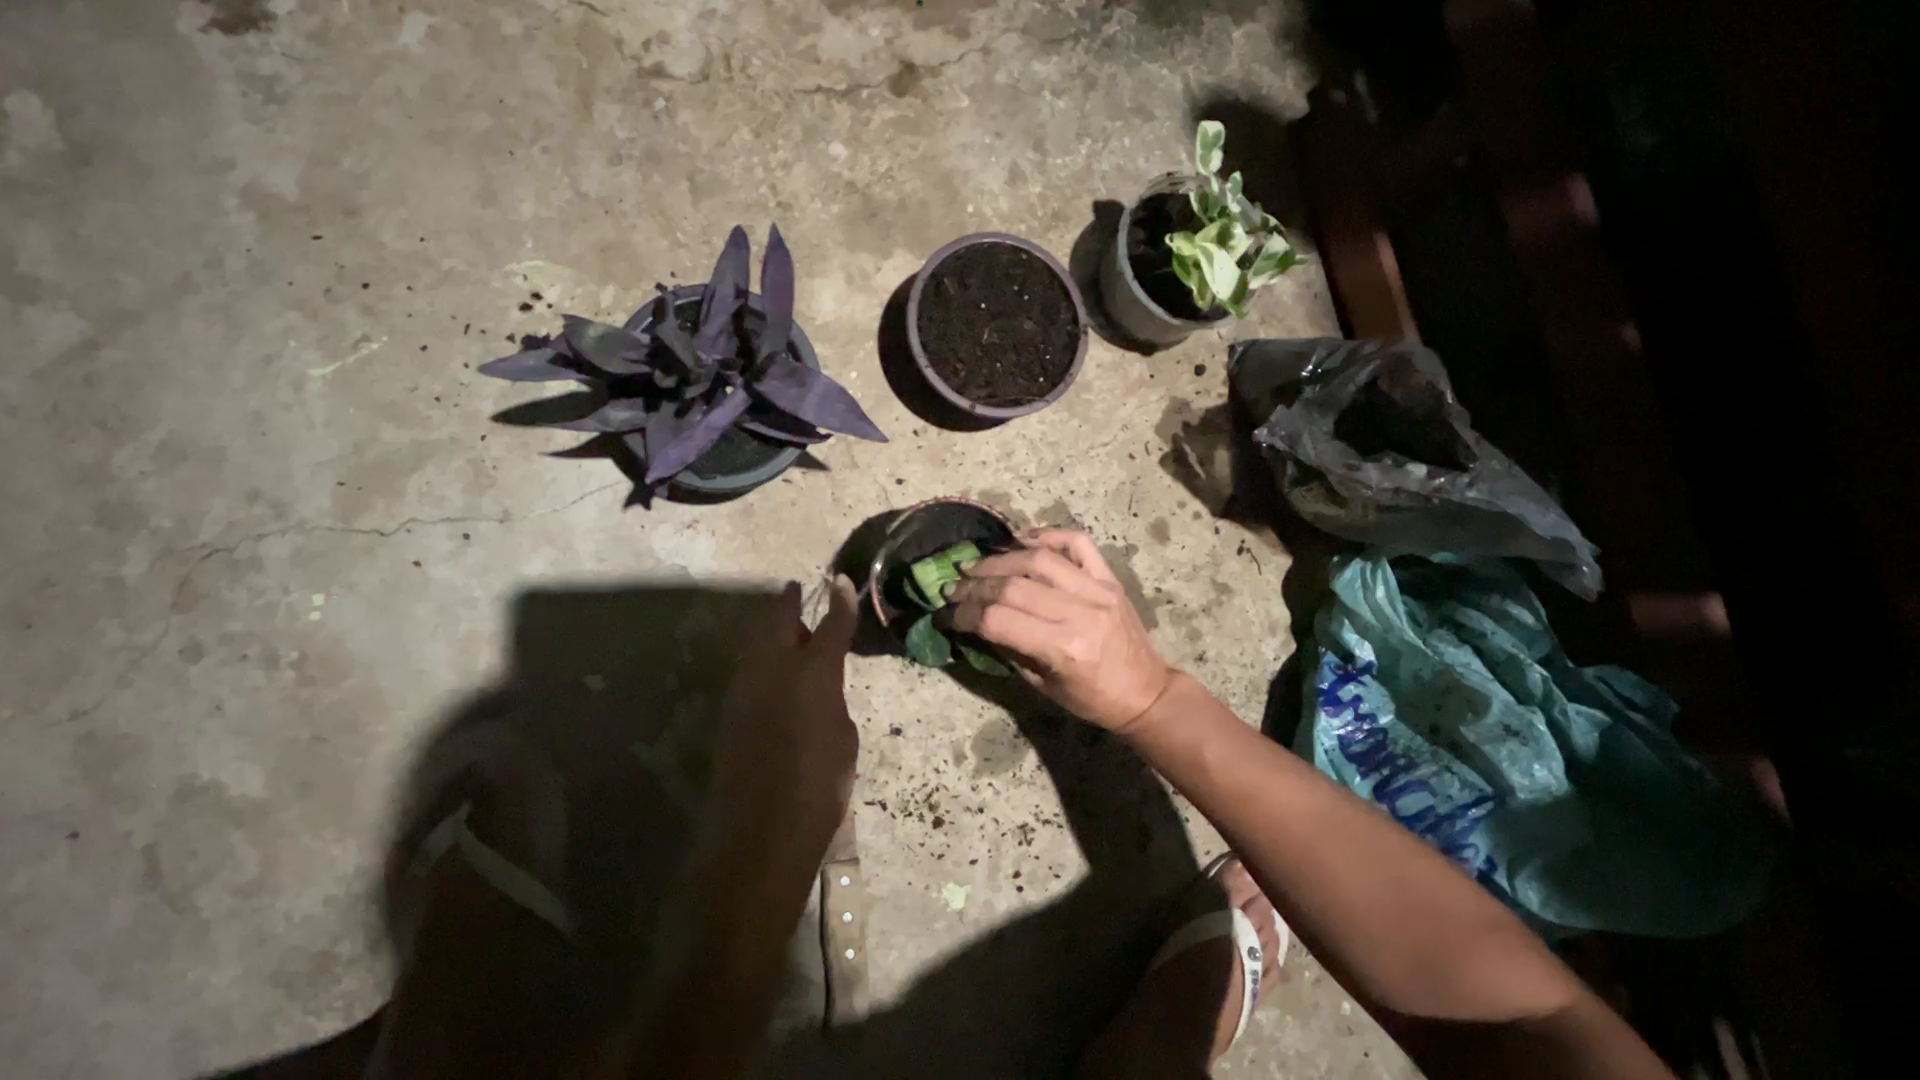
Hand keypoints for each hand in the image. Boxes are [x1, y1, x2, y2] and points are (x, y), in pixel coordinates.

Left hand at [709, 576, 859, 864]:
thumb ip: (833, 702)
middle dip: (788, 602)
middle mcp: (774, 669)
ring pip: (757, 644)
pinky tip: (770, 670)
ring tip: (784, 627)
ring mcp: (745, 688)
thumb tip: (820, 690)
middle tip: (795, 589)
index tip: (841, 581)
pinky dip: (760, 660)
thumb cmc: (820, 787)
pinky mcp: (728, 711)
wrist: (761, 829)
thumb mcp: (844, 740)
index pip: (831, 626)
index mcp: (814, 674)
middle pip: (779, 621)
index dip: (840, 602)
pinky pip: (747, 671)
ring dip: (770, 630)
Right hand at [946, 529, 1173, 731]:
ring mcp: (1098, 590)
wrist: (1145, 693)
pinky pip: (1077, 542)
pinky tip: (1021, 539)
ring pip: (1040, 557)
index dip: (964, 614)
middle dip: (975, 585)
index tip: (944, 614)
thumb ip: (1007, 648)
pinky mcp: (1110, 578)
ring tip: (977, 566)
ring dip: (1000, 558)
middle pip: (1014, 585)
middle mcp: (1080, 612)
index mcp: (1063, 648)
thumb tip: (972, 621)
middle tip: (953, 588)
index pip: (999, 619)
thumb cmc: (1091, 699)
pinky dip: (1047, 534)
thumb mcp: (1041, 685)